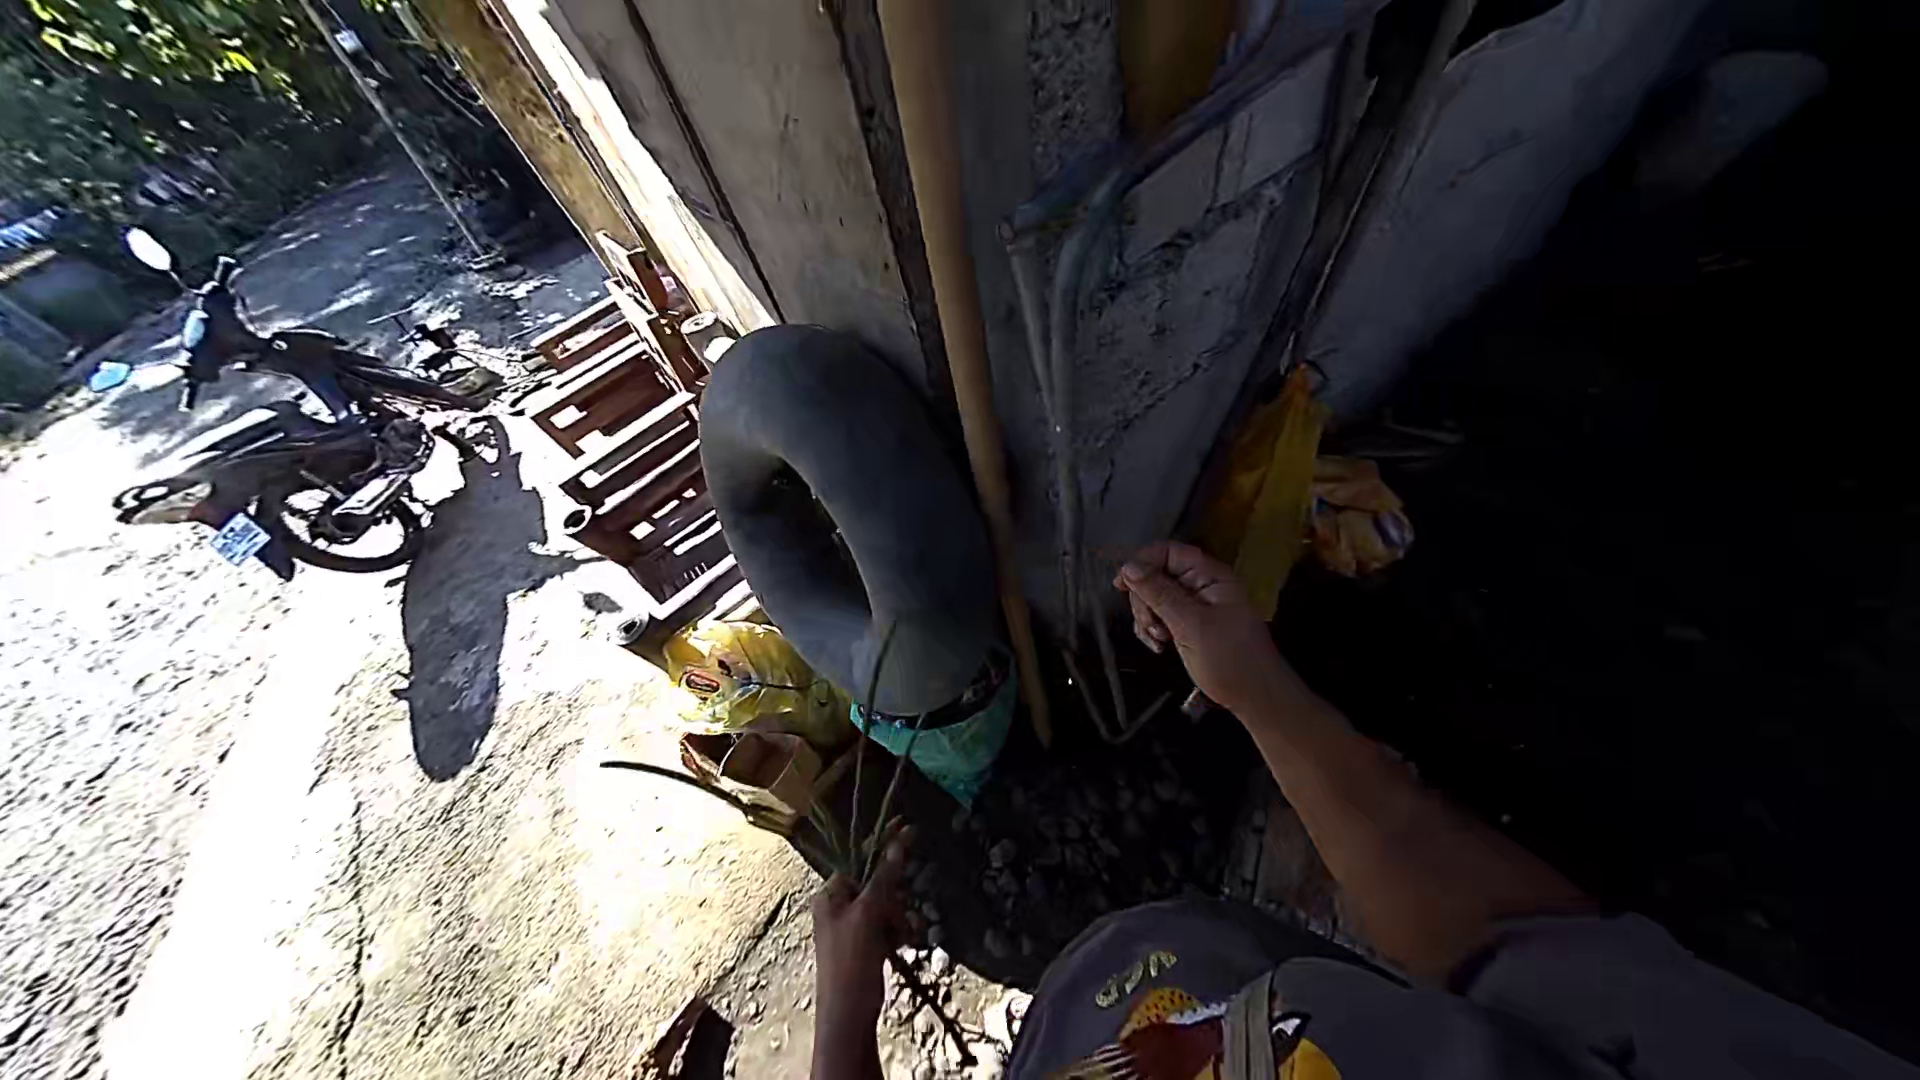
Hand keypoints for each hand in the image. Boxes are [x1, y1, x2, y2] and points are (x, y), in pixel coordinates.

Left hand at [811, 821, 911, 1040]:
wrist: (849, 1019)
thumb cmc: (850, 962)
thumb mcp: (867, 915)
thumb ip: (883, 877)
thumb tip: (897, 843)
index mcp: (831, 893)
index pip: (860, 858)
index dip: (883, 843)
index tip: (907, 826)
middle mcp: (840, 905)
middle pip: (877, 881)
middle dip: (894, 897)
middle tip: (899, 914)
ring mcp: (854, 925)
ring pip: (887, 903)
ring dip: (898, 917)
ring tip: (902, 936)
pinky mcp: (867, 943)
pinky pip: (888, 923)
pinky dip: (898, 930)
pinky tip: (902, 944)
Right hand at [1113, 541, 1299, 714]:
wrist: (1254, 697)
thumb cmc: (1229, 659)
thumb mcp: (1191, 624)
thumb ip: (1159, 593)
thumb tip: (1128, 567)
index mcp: (1208, 575)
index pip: (1167, 552)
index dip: (1142, 563)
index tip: (1122, 586)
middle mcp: (1199, 585)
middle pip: (1155, 575)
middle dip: (1144, 598)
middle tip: (1151, 624)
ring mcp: (1193, 605)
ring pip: (1152, 597)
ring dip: (1146, 617)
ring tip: (1158, 639)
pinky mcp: (1186, 624)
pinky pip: (1158, 616)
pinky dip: (1151, 629)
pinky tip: (1158, 646)